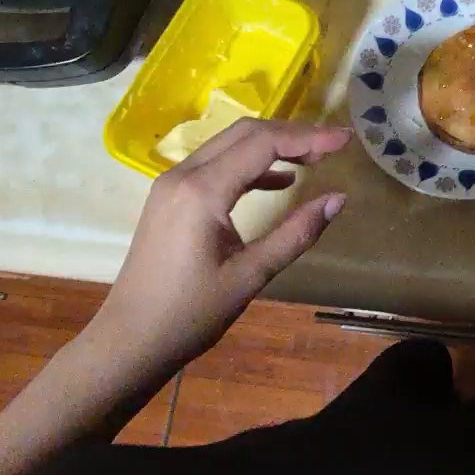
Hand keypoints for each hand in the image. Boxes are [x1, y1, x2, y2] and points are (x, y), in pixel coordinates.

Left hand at [99, 119, 351, 361]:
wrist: (129, 341)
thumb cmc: (189, 314)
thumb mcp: (250, 276)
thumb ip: (296, 233)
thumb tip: (338, 199)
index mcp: (202, 191)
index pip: (263, 144)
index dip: (308, 138)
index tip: (345, 140)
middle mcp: (183, 175)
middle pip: (245, 133)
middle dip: (293, 134)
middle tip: (334, 146)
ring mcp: (172, 183)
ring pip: (230, 144)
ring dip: (272, 145)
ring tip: (314, 159)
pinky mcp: (171, 196)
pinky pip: (216, 164)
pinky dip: (251, 164)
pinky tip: (280, 181)